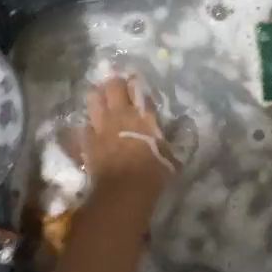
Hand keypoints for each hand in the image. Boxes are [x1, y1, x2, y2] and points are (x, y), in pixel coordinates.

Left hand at [83, 76, 175, 197]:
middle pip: (112, 85)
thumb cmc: (152, 172)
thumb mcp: (170, 154)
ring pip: (93, 97)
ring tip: (102, 101)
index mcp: (142, 114)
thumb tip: (186, 128)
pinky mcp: (86, 139)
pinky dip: (88, 122)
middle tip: (118, 89)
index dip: (135, 81)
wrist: (123, 191)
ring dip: (98, 96)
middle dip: (115, 84)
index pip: (137, 87)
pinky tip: (92, 127)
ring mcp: (100, 125)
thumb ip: (172, 138)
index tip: (136, 81)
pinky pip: (84, 123)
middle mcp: (120, 113)